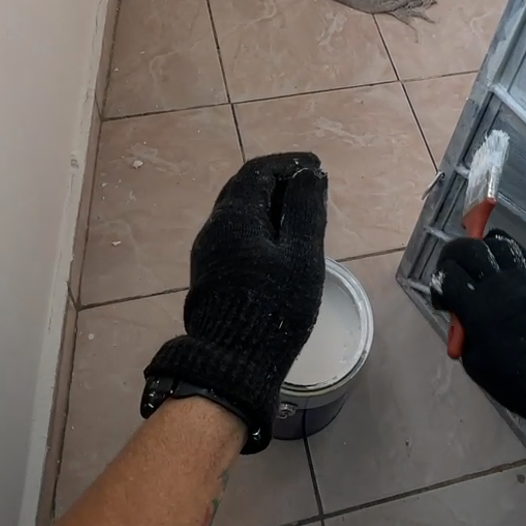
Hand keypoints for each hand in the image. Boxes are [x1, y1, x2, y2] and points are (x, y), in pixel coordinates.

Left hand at [144, 153, 327, 452]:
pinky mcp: (212, 272)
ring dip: (270, 205)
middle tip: (311, 187)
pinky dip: (262, 225)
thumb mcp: (300, 254)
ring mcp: (210, 251)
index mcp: (234, 215)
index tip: (316, 167)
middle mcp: (215, 227)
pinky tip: (281, 242)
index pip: (259, 171)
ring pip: (241, 213)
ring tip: (301, 213)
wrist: (230, 362)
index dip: (289, 163)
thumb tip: (309, 174)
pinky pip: (238, 233)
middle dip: (280, 182)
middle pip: (246, 189)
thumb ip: (305, 209)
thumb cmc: (273, 306)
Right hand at [430, 229, 525, 451]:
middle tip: (452, 266)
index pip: (447, 276)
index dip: (439, 283)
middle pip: (468, 250)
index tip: (443, 298)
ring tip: (478, 260)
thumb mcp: (474, 360)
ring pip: (496, 244)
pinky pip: (521, 254)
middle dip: (454, 254)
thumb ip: (464, 330)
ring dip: (482, 247)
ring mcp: (521, 281)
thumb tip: (462, 314)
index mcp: (476, 309)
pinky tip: (501, 262)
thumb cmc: (512, 381)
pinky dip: (506, 251)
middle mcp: (497, 287)